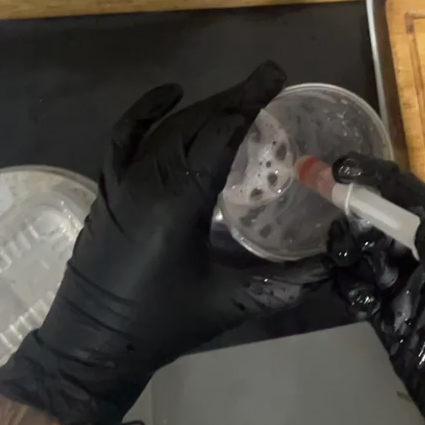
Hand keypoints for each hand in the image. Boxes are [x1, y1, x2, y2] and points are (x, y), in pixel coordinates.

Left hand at [0, 62, 326, 424]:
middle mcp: (149, 181)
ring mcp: (123, 179)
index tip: (276, 78)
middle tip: (268, 81)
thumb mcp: (229, 304)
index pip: (220, 134)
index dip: (250, 101)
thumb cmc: (163, 324)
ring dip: (205, 106)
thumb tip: (332, 265)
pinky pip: (124, 135)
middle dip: (235, 97)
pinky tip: (171, 93)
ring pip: (169, 127)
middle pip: (197, 122)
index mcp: (180, 203)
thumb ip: (284, 283)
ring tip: (239, 95)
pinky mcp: (108, 185)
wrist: (91, 346)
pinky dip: (145, 110)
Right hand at [327, 155, 424, 424]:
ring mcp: (416, 289)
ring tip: (343, 254)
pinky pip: (364, 291)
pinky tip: (355, 293)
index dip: (380, 180)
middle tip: (320, 194)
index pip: (420, 201)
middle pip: (389, 221)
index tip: (341, 168)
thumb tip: (421, 223)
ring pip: (372, 253)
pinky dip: (353, 285)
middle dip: (357, 208)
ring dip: (353, 247)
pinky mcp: (396, 321)